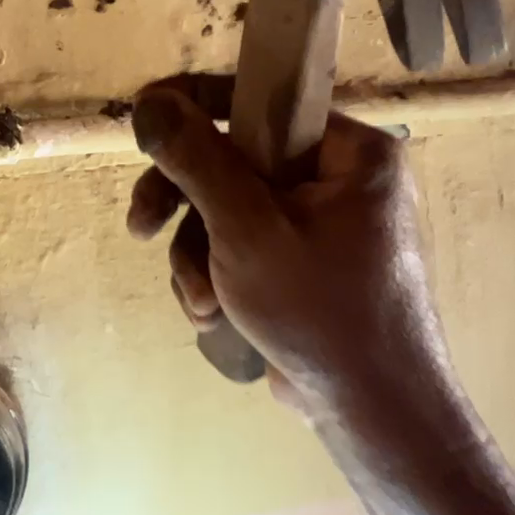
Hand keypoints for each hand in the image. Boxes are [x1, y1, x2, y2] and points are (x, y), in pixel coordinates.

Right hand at [126, 79, 454, 415]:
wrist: (374, 415)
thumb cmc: (321, 311)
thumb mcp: (246, 228)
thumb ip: (196, 160)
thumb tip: (149, 100)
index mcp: (349, 151)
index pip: (257, 99)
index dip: (191, 106)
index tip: (140, 126)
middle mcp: (338, 176)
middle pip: (229, 159)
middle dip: (181, 204)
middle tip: (140, 226)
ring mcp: (320, 220)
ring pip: (224, 206)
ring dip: (194, 252)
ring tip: (198, 300)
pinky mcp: (301, 259)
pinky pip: (237, 241)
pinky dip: (214, 273)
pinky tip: (212, 313)